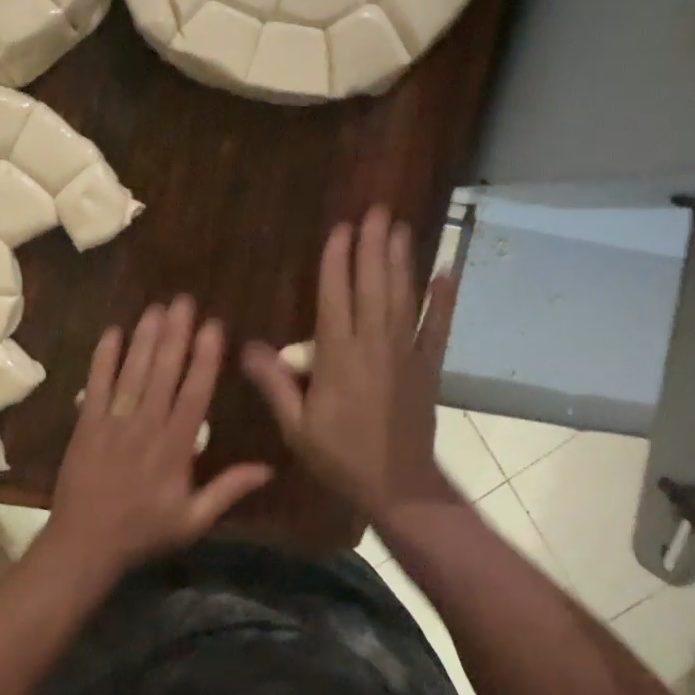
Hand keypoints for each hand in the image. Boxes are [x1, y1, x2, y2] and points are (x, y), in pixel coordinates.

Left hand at [43, 295, 273, 572]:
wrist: (85, 544)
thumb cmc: (143, 533)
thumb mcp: (193, 520)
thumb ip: (228, 490)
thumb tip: (270, 469)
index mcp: (175, 449)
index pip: (194, 395)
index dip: (204, 359)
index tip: (213, 327)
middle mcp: (145, 428)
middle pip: (162, 373)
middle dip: (175, 335)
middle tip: (184, 301)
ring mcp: (112, 425)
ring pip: (131, 374)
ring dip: (144, 339)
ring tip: (156, 307)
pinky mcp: (84, 427)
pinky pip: (94, 386)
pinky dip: (102, 360)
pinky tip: (112, 332)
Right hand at [242, 205, 460, 517]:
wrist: (396, 484)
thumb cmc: (340, 457)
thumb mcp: (296, 426)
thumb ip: (274, 384)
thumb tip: (248, 346)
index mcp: (338, 357)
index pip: (335, 297)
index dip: (337, 261)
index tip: (340, 229)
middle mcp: (374, 345)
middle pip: (373, 285)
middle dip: (373, 246)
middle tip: (377, 210)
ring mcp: (405, 353)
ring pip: (403, 297)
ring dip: (402, 260)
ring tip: (401, 228)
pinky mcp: (427, 367)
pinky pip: (437, 326)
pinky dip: (442, 299)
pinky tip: (446, 273)